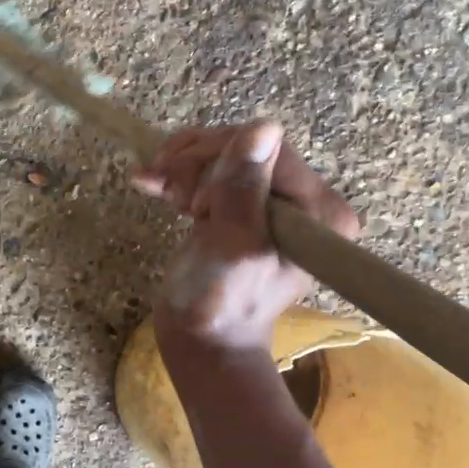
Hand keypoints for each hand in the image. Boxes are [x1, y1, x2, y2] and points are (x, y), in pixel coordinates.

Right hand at [132, 121, 359, 353]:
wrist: (202, 340)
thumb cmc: (219, 302)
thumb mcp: (233, 245)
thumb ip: (245, 189)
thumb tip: (262, 127)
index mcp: (318, 210)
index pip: (268, 150)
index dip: (221, 162)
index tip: (189, 200)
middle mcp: (304, 202)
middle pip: (243, 149)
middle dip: (196, 164)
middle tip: (166, 193)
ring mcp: (271, 205)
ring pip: (221, 157)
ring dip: (181, 168)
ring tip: (156, 188)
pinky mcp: (240, 210)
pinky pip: (211, 174)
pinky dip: (178, 176)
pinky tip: (150, 182)